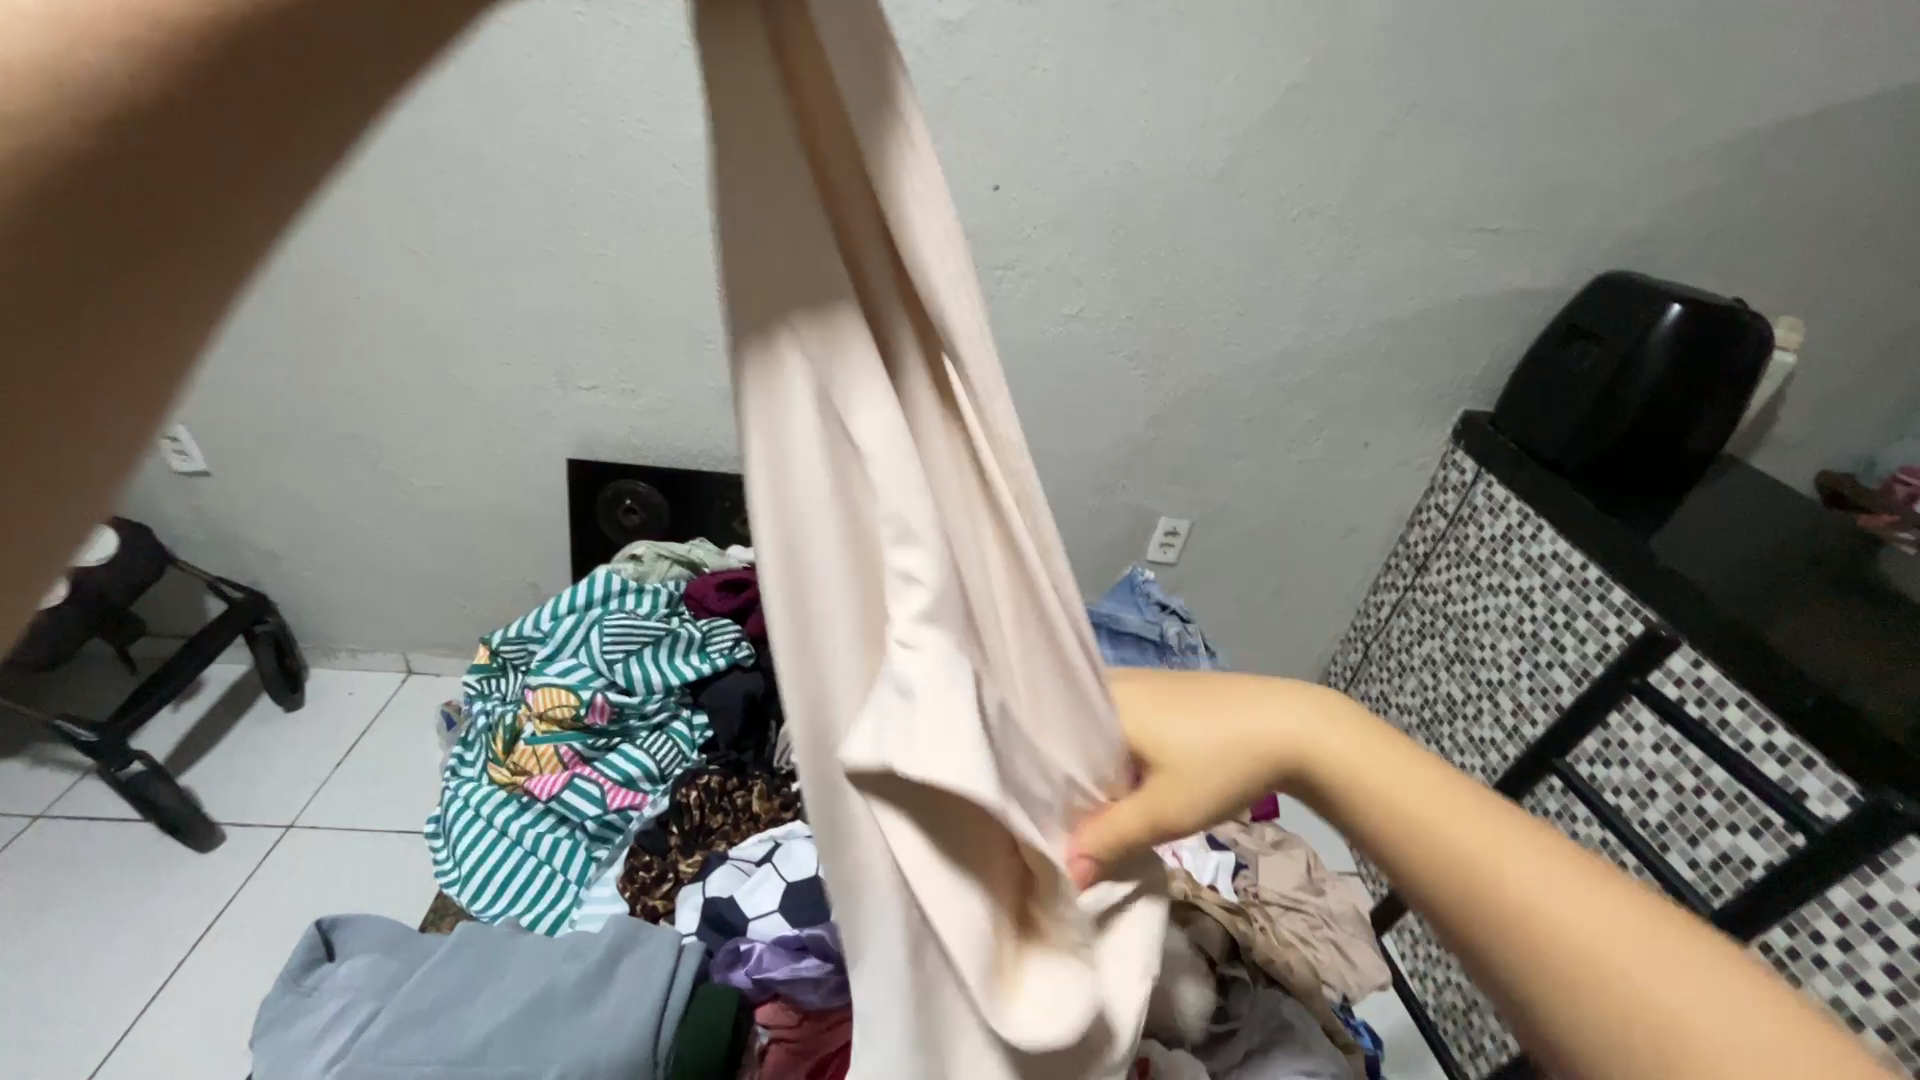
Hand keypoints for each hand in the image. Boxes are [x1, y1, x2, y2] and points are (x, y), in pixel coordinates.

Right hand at [1066, 669, 1366, 887]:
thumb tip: (1068, 874)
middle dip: (1067, 774)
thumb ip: (1110, 839)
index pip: (1045, 735)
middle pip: (1070, 730)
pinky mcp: (1163, 688)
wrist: (1295, 727)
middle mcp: (1114, 681)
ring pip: (1096, 726)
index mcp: (1102, 701)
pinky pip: (1119, 718)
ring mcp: (1140, 681)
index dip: (1038, 776)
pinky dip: (1115, 748)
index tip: (1033, 812)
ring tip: (1090, 803)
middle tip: (1062, 816)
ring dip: (1095, 763)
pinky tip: (1125, 778)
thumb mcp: (1164, 812)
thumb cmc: (1221, 764)